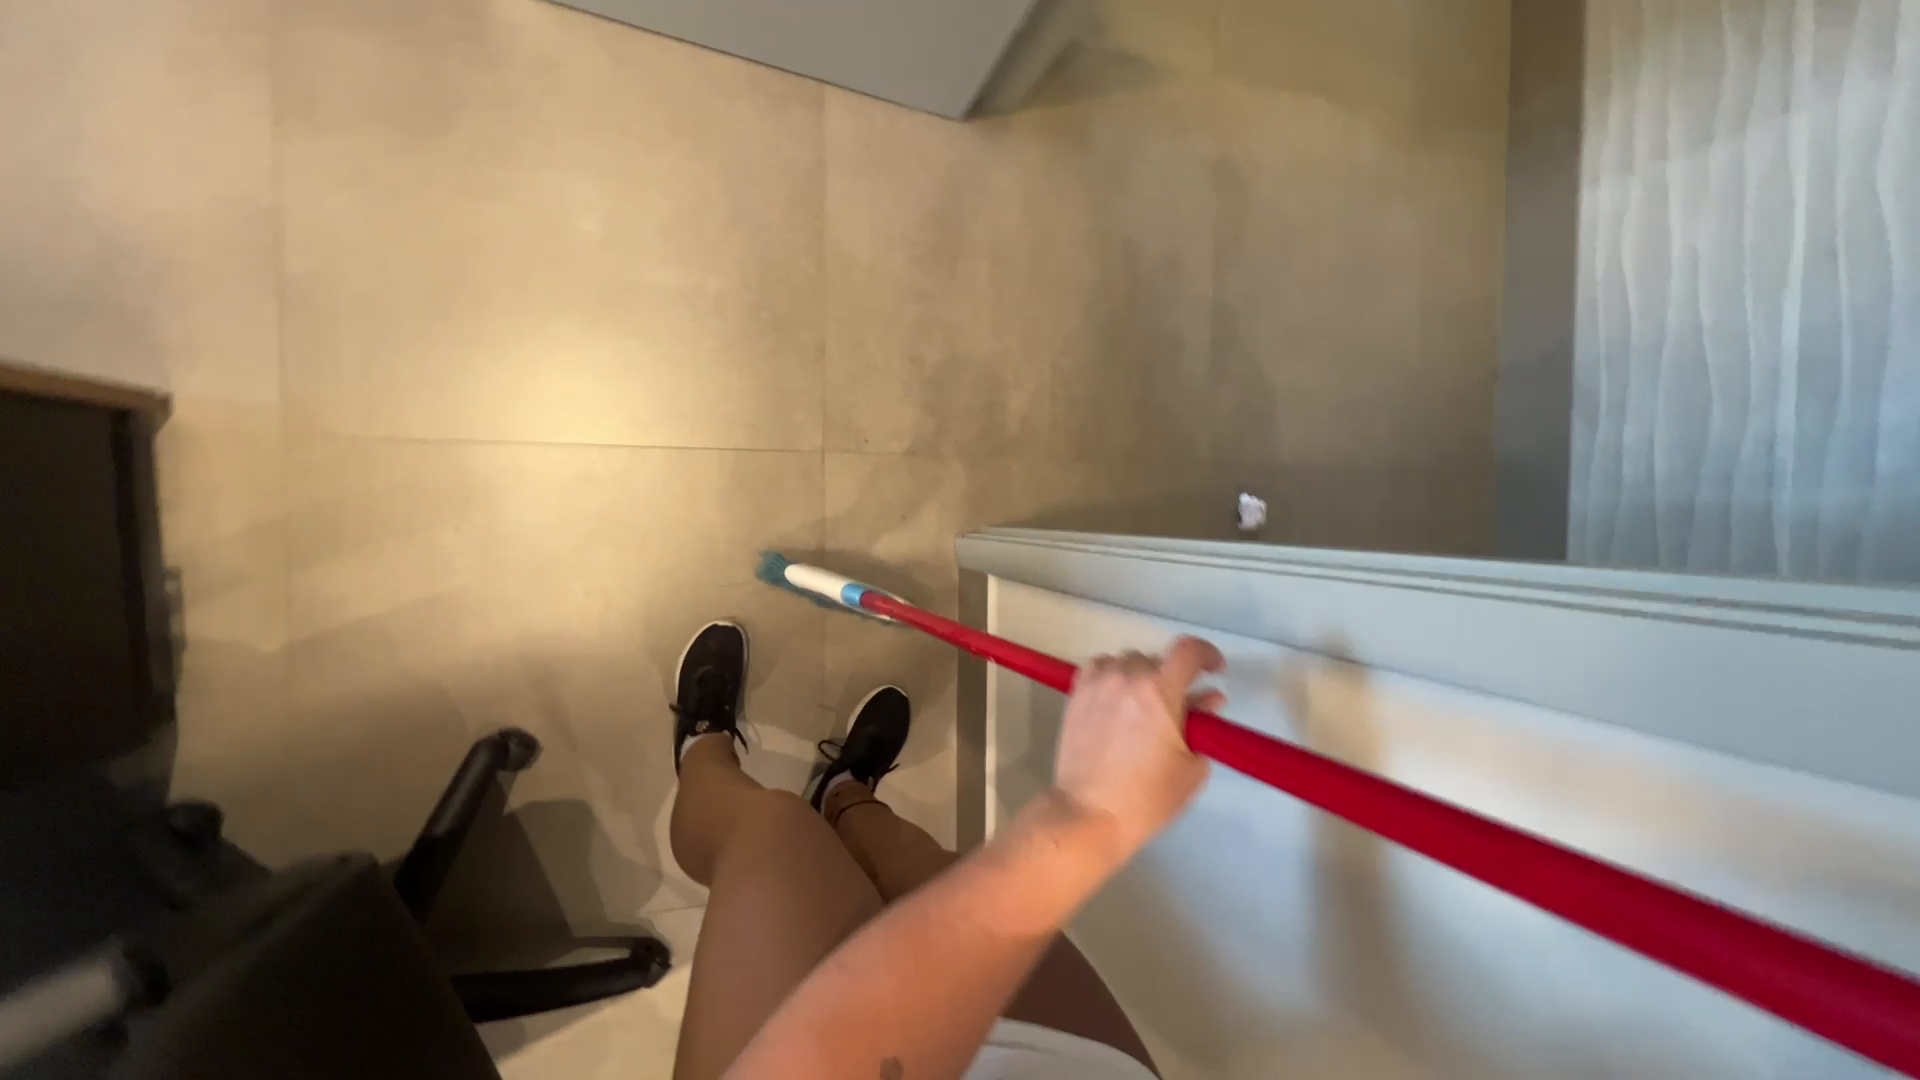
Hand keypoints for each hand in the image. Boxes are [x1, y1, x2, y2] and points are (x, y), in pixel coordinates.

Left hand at [1052, 637, 1225, 859]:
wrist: (1090, 812)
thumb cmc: (1147, 797)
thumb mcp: (1190, 767)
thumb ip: (1202, 726)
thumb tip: (1209, 700)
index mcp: (1159, 691)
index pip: (1187, 650)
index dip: (1206, 653)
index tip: (1214, 670)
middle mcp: (1126, 677)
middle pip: (1155, 659)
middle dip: (1171, 678)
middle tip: (1176, 707)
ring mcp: (1097, 684)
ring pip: (1124, 661)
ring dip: (1140, 675)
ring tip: (1143, 705)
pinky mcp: (1075, 695)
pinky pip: (1097, 667)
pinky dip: (1111, 675)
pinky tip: (1115, 698)